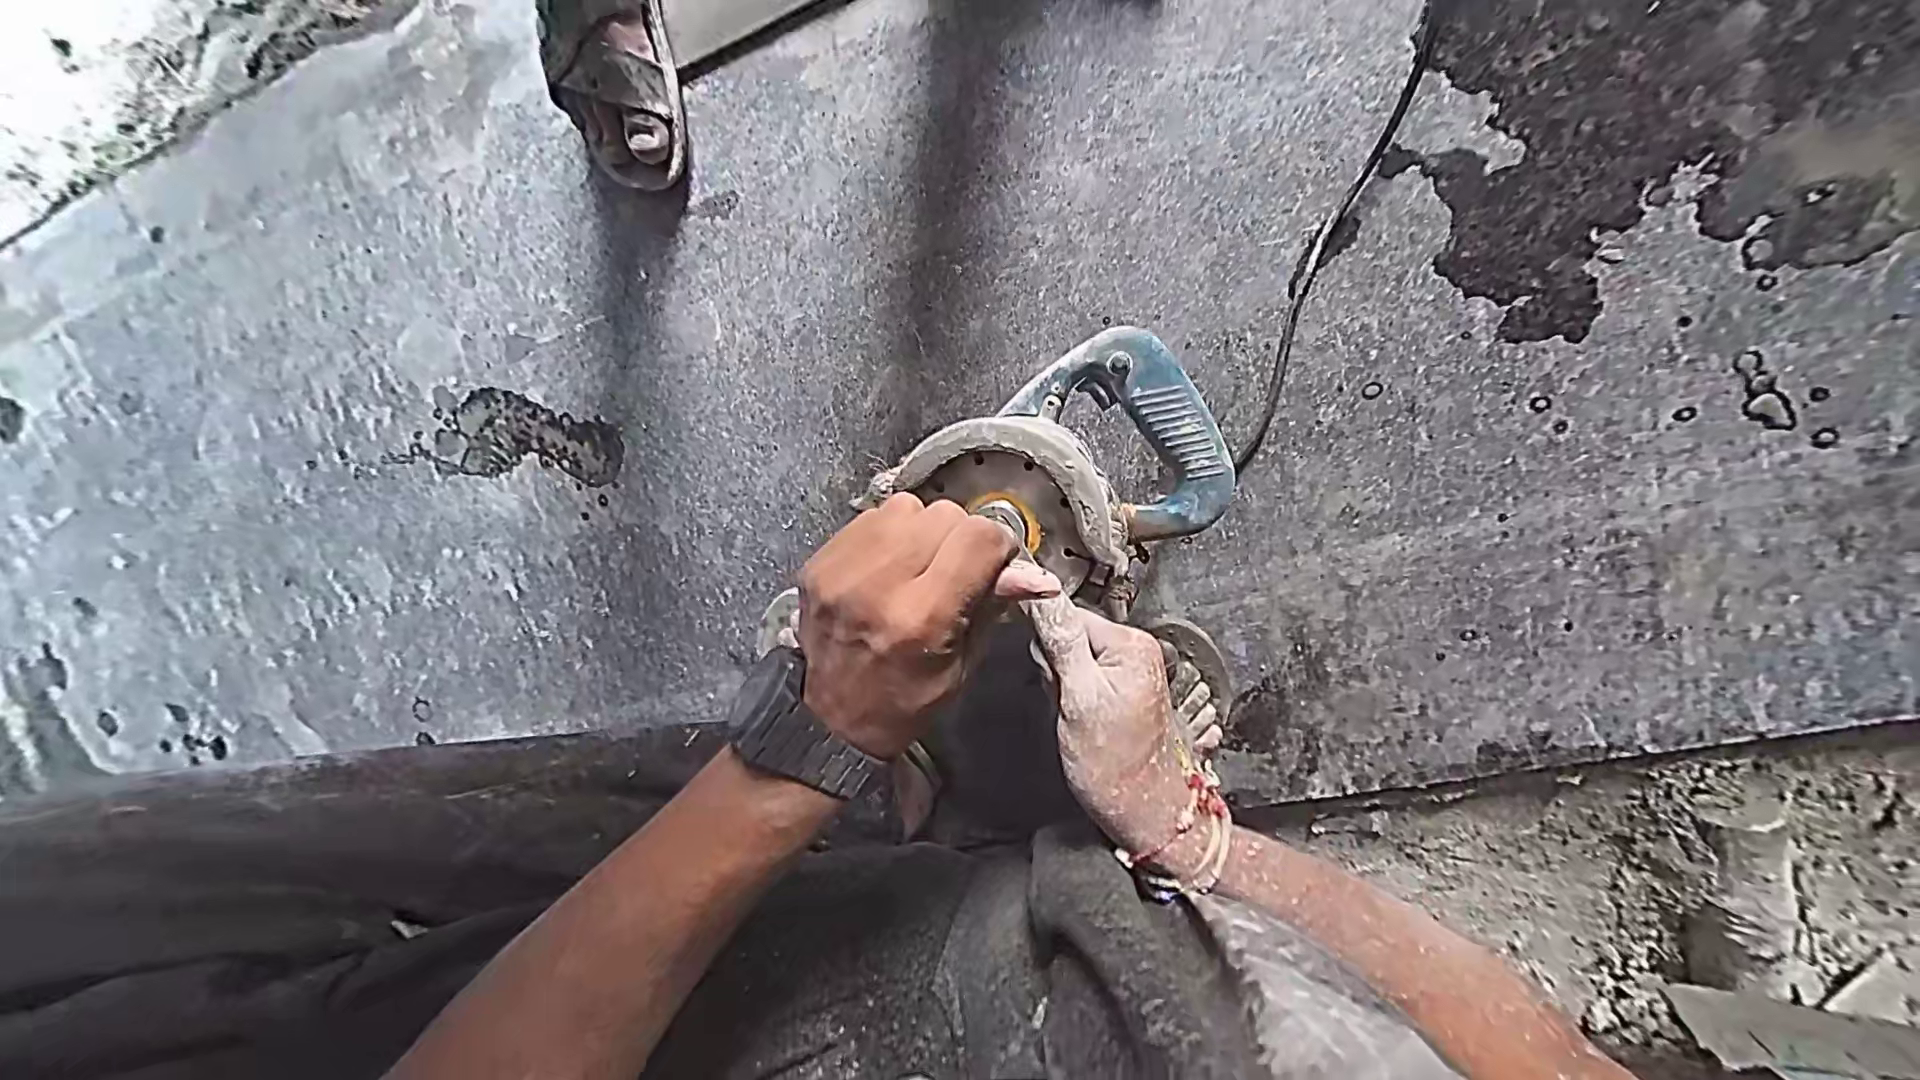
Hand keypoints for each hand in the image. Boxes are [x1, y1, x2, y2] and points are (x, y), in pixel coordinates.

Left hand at [799, 493, 1059, 758]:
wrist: (830, 718)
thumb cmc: (905, 701)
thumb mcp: (962, 664)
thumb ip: (993, 606)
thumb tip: (1035, 574)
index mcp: (921, 618)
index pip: (978, 538)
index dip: (999, 545)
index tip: (996, 564)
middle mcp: (878, 584)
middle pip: (945, 514)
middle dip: (962, 536)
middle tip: (954, 570)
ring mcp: (842, 569)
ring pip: (909, 506)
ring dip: (924, 529)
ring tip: (919, 565)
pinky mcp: (819, 560)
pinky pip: (872, 516)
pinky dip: (890, 532)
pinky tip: (889, 564)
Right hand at [1027, 597, 1202, 875]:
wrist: (1146, 813)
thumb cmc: (1116, 766)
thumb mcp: (1078, 697)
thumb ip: (1060, 640)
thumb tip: (1040, 591)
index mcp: (1131, 643)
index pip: (1067, 615)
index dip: (1047, 644)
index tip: (1050, 674)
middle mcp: (1137, 650)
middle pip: (1069, 635)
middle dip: (1055, 666)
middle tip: (1066, 701)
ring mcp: (1132, 670)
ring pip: (1071, 658)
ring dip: (1063, 682)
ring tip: (1077, 714)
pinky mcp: (1124, 689)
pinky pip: (1083, 676)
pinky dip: (1073, 694)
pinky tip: (1083, 718)